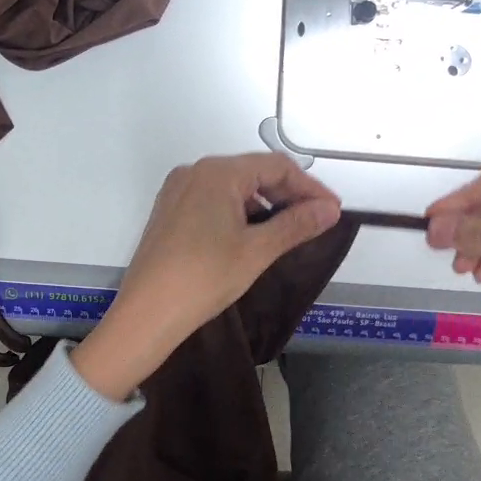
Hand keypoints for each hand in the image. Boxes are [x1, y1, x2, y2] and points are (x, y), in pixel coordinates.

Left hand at [72, 154, 341, 399]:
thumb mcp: (256, 251)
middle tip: (317, 222)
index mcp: (217, 173)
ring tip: (289, 232)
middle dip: (288, 195)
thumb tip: (329, 210)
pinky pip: (214, 201)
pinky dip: (240, 213)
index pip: (276, 166)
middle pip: (253, 172)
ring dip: (265, 205)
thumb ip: (296, 225)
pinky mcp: (170, 212)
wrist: (147, 313)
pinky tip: (254, 236)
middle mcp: (195, 172)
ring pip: (233, 187)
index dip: (309, 187)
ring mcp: (178, 191)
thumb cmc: (204, 278)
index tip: (332, 211)